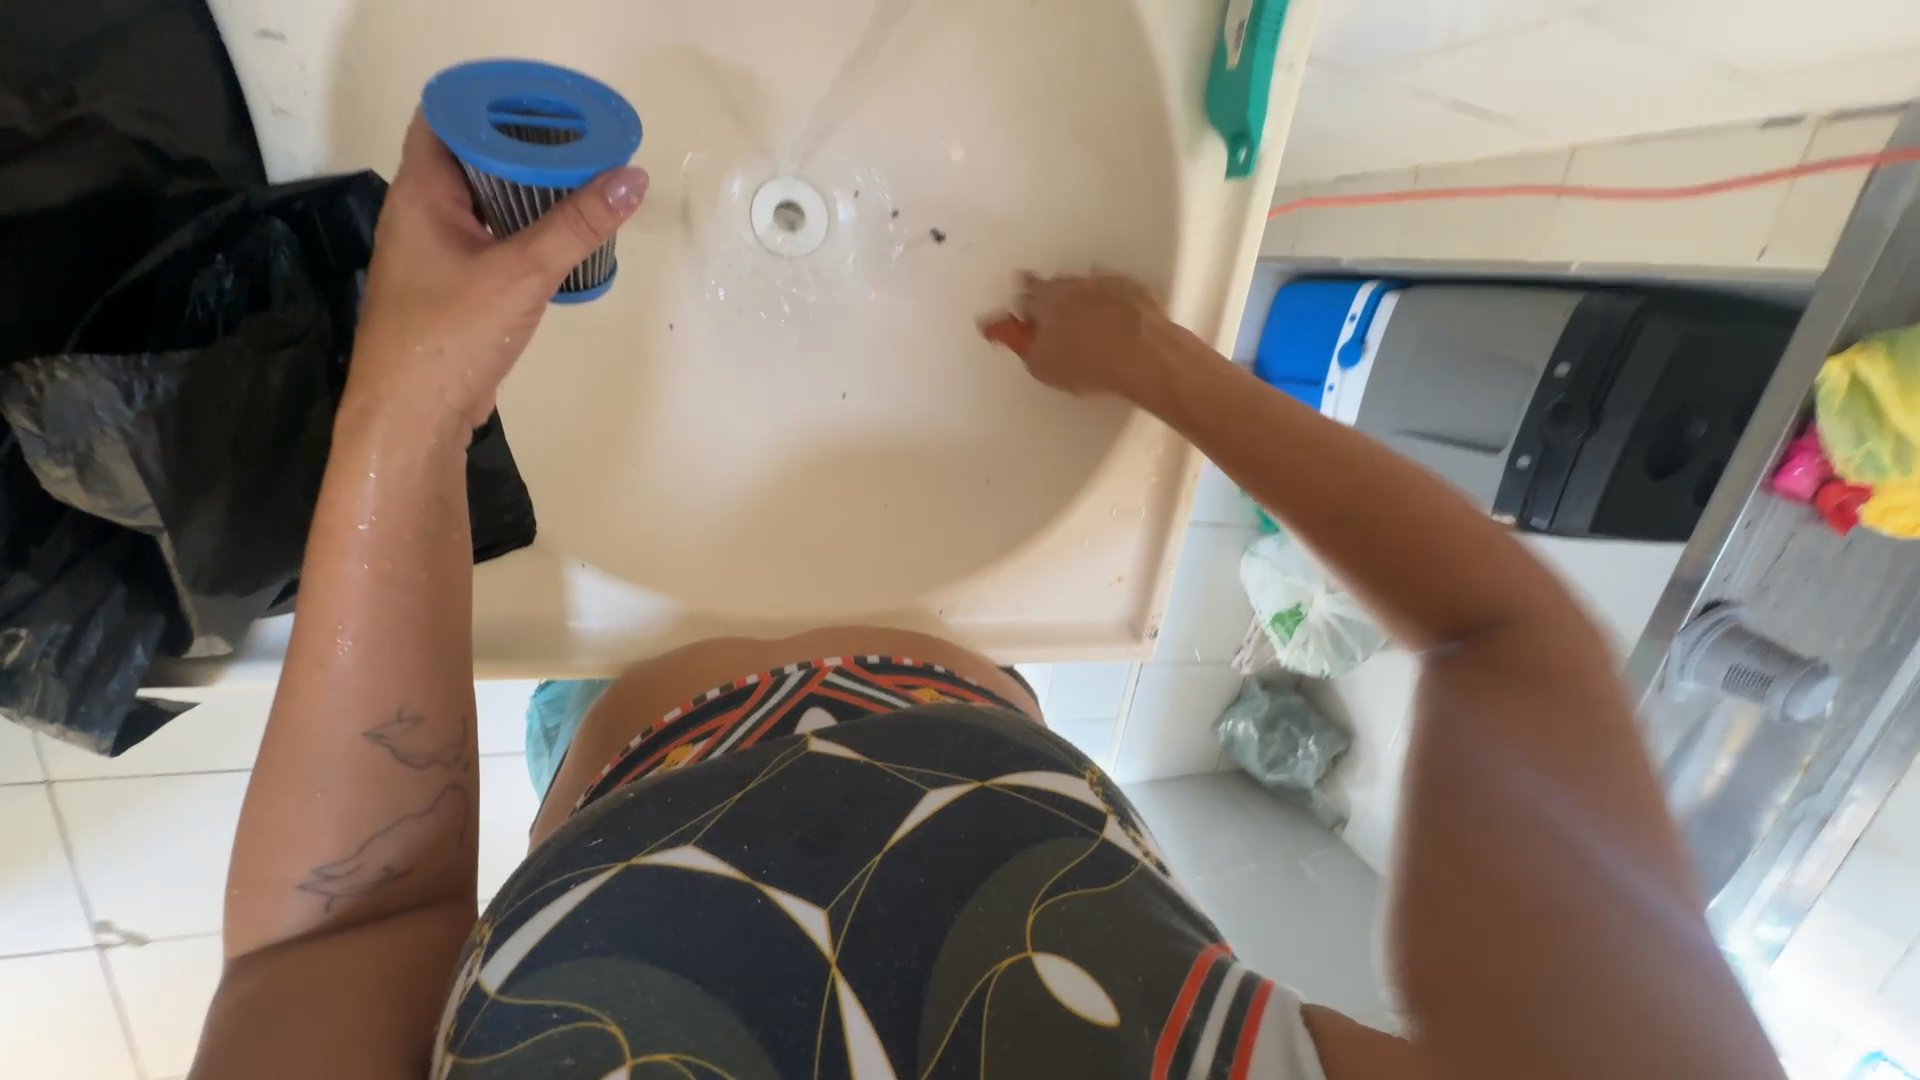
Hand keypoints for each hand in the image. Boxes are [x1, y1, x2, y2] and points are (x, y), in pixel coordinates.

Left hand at [344, 111, 648, 433]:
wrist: (417, 412)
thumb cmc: (454, 332)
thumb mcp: (523, 272)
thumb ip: (578, 226)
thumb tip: (632, 178)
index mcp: (421, 193)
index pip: (447, 119)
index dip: (492, 106)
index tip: (547, 110)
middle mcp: (423, 215)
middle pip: (470, 161)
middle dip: (522, 150)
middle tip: (578, 149)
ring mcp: (438, 255)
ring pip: (484, 206)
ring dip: (526, 195)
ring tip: (579, 191)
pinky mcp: (456, 290)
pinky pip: (492, 244)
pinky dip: (524, 235)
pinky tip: (560, 246)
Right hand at [980, 272, 1177, 400]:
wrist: (1143, 356)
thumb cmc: (1086, 365)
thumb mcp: (1044, 368)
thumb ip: (1025, 347)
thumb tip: (1018, 335)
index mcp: (1044, 301)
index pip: (1022, 297)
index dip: (1021, 311)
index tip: (1024, 322)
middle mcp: (1071, 283)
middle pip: (1051, 285)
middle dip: (1047, 298)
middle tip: (1053, 322)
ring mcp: (1104, 281)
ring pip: (1082, 284)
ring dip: (1078, 297)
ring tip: (1084, 323)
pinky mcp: (1132, 286)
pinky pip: (1112, 289)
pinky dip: (1107, 300)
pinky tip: (1113, 319)